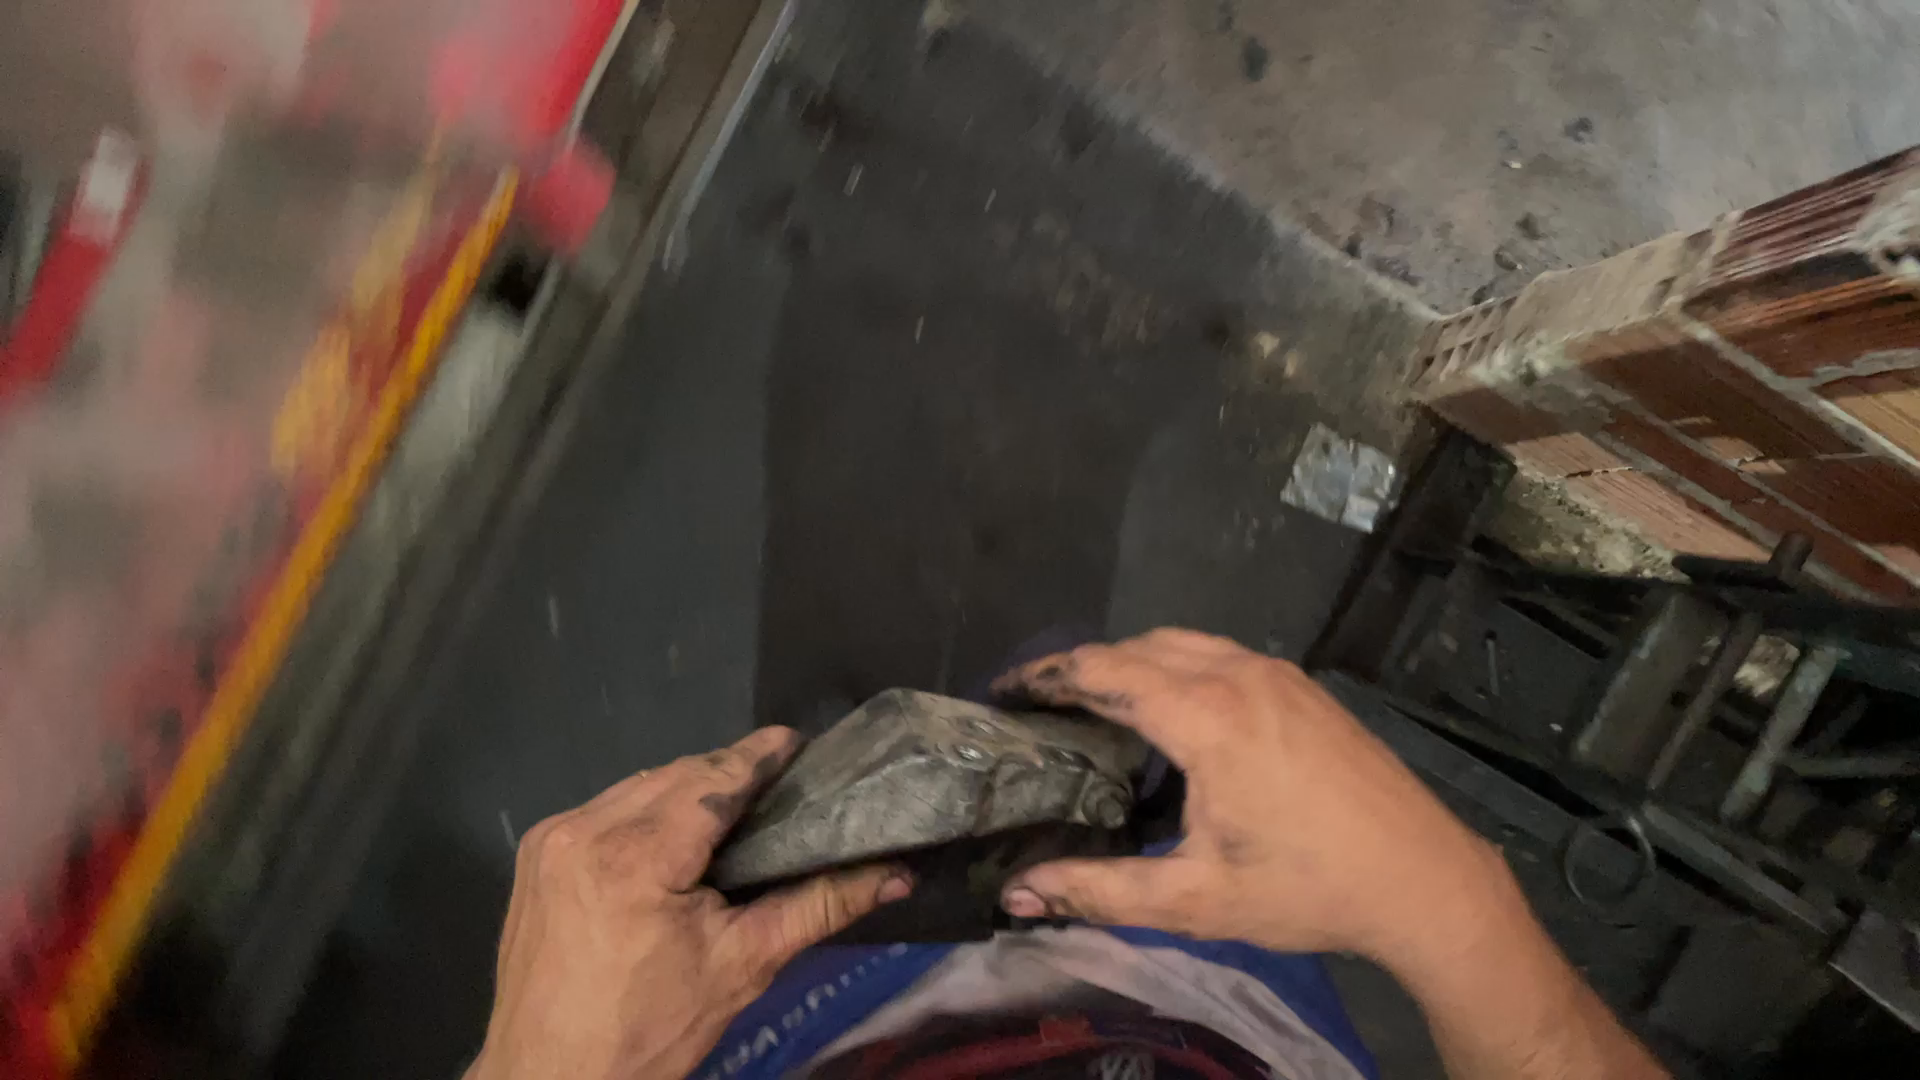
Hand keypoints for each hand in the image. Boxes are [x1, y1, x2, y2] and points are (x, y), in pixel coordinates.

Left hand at [466, 727, 912, 1079]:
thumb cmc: (649, 1031)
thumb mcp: (744, 965)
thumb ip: (822, 905)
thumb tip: (898, 875)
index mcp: (637, 857)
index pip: (714, 778)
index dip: (760, 753)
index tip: (801, 742)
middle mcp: (588, 828)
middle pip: (681, 774)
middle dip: (730, 772)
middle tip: (778, 786)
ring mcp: (555, 835)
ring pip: (645, 783)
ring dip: (691, 786)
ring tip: (735, 808)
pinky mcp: (538, 847)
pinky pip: (613, 803)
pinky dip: (652, 806)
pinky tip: (678, 833)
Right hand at [993, 629, 1505, 964]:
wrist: (1428, 881)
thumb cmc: (1307, 890)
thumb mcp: (1194, 899)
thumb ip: (1098, 890)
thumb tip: (1015, 894)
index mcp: (1205, 716)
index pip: (1102, 671)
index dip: (1046, 676)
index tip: (1005, 690)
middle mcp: (1235, 674)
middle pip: (1133, 648)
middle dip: (1079, 667)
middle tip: (1040, 703)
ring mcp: (1271, 670)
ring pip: (1174, 642)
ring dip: (1125, 661)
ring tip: (1092, 700)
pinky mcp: (1295, 680)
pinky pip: (1212, 651)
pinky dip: (1168, 663)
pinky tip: (1165, 704)